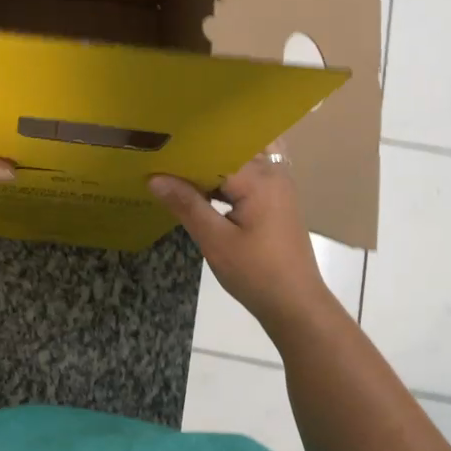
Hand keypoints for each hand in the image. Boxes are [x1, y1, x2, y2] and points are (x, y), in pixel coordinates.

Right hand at [149, 147, 332, 330]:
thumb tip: (155, 177)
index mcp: (259, 178)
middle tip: (164, 152)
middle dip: (199, 150)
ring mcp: (279, 185)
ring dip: (214, 161)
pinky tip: (204, 185)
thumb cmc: (255, 272)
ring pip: (242, 158)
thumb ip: (186, 205)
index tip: (155, 151)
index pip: (215, 150)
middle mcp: (273, 173)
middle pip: (231, 147)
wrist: (295, 303)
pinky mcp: (277, 200)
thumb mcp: (215, 241)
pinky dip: (227, 174)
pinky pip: (250, 173)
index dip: (185, 151)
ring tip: (179, 165)